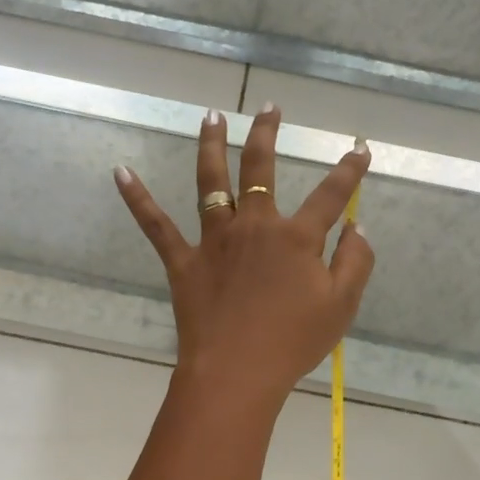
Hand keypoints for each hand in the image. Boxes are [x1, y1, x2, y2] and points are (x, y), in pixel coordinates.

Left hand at [113, 105, 373, 406]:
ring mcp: (214, 240)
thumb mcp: (341, 306)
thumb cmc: (292, 342)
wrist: (236, 371)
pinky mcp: (183, 261)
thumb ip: (355, 262)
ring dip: (210, 145)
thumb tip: (358, 228)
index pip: (330, 195)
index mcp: (296, 238)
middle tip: (269, 108)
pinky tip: (120, 171)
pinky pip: (156, 224)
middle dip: (266, 133)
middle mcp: (254, 226)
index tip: (359, 148)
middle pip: (260, 168)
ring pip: (211, 182)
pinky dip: (137, 197)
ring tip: (211, 116)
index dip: (349, 171)